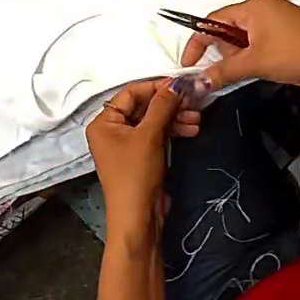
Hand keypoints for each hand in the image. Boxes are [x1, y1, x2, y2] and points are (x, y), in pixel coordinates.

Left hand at [85, 79, 199, 239]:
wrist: (138, 216)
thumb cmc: (136, 174)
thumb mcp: (149, 135)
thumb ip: (163, 105)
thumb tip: (177, 83)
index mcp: (103, 122)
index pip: (130, 93)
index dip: (156, 87)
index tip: (181, 85)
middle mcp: (111, 130)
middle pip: (143, 107)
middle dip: (169, 104)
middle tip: (193, 102)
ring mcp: (126, 144)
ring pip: (152, 121)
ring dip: (174, 118)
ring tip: (196, 119)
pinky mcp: (139, 156)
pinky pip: (155, 135)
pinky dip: (172, 131)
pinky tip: (191, 130)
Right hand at [179, 0, 299, 94]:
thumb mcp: (256, 63)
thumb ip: (224, 71)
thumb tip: (199, 81)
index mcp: (254, 7)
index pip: (213, 20)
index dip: (197, 42)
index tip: (188, 65)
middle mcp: (263, 12)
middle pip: (226, 31)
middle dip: (221, 53)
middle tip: (224, 72)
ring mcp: (276, 27)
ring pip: (242, 43)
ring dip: (237, 60)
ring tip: (247, 73)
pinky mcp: (286, 42)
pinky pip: (257, 50)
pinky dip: (251, 62)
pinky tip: (256, 74)